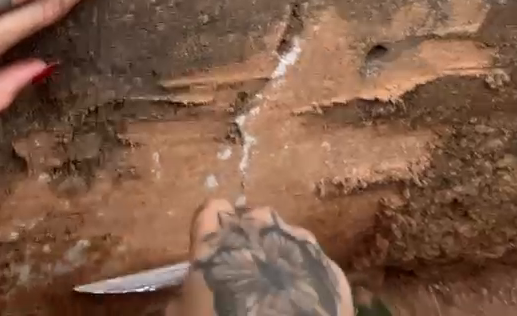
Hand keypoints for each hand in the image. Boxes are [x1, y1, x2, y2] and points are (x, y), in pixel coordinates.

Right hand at [173, 200, 353, 315]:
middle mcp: (260, 224)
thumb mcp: (185, 313)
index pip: (211, 211)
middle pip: (252, 221)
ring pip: (286, 240)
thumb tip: (187, 296)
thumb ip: (183, 295)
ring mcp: (300, 244)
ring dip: (280, 258)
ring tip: (278, 294)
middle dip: (249, 243)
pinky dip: (309, 283)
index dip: (211, 234)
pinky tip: (303, 309)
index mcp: (218, 229)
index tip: (212, 259)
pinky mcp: (332, 272)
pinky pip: (316, 268)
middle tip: (246, 278)